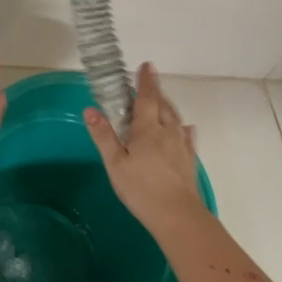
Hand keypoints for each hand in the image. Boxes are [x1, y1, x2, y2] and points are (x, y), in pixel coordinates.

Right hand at [85, 62, 209, 235]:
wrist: (178, 216)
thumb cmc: (142, 190)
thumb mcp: (115, 164)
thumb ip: (104, 136)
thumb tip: (90, 110)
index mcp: (147, 130)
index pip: (147, 98)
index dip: (145, 81)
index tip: (146, 65)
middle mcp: (167, 132)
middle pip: (163, 105)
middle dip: (155, 91)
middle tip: (148, 82)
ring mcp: (182, 146)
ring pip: (175, 118)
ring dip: (168, 106)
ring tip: (161, 101)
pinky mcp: (190, 160)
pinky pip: (187, 136)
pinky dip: (183, 128)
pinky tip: (184, 129)